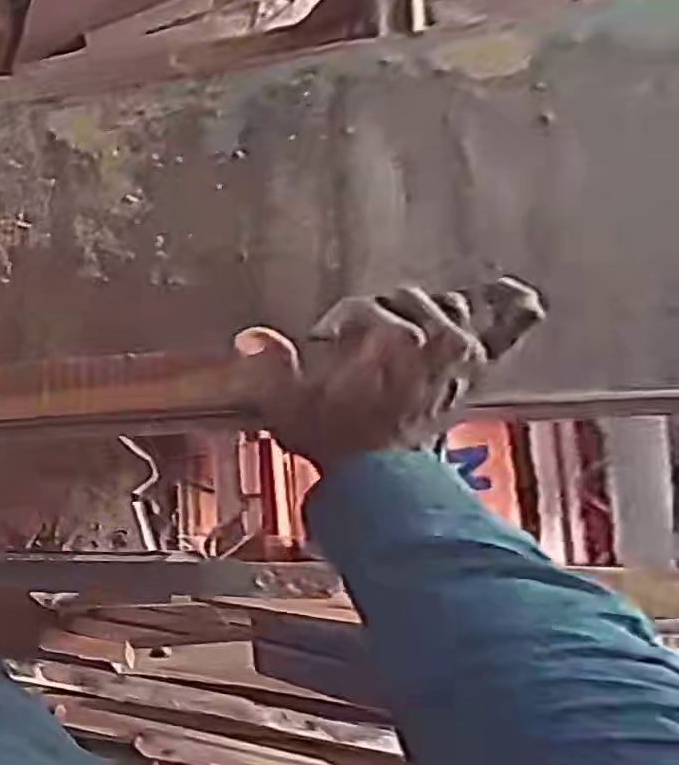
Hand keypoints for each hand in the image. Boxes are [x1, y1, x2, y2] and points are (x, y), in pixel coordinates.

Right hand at [234, 283, 525, 471]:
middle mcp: (431, 335)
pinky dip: (506, 300)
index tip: (317, 344)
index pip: (356, 307)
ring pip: (447, 303)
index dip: (331, 325)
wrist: (379, 473)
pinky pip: (513, 319)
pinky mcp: (480, 365)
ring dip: (419, 310)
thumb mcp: (285, 402)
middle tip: (350, 341)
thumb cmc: (332, 437)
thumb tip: (250, 337)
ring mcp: (463, 348)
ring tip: (396, 326)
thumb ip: (270, 364)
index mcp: (383, 338)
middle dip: (372, 315)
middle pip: (401, 299)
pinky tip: (495, 291)